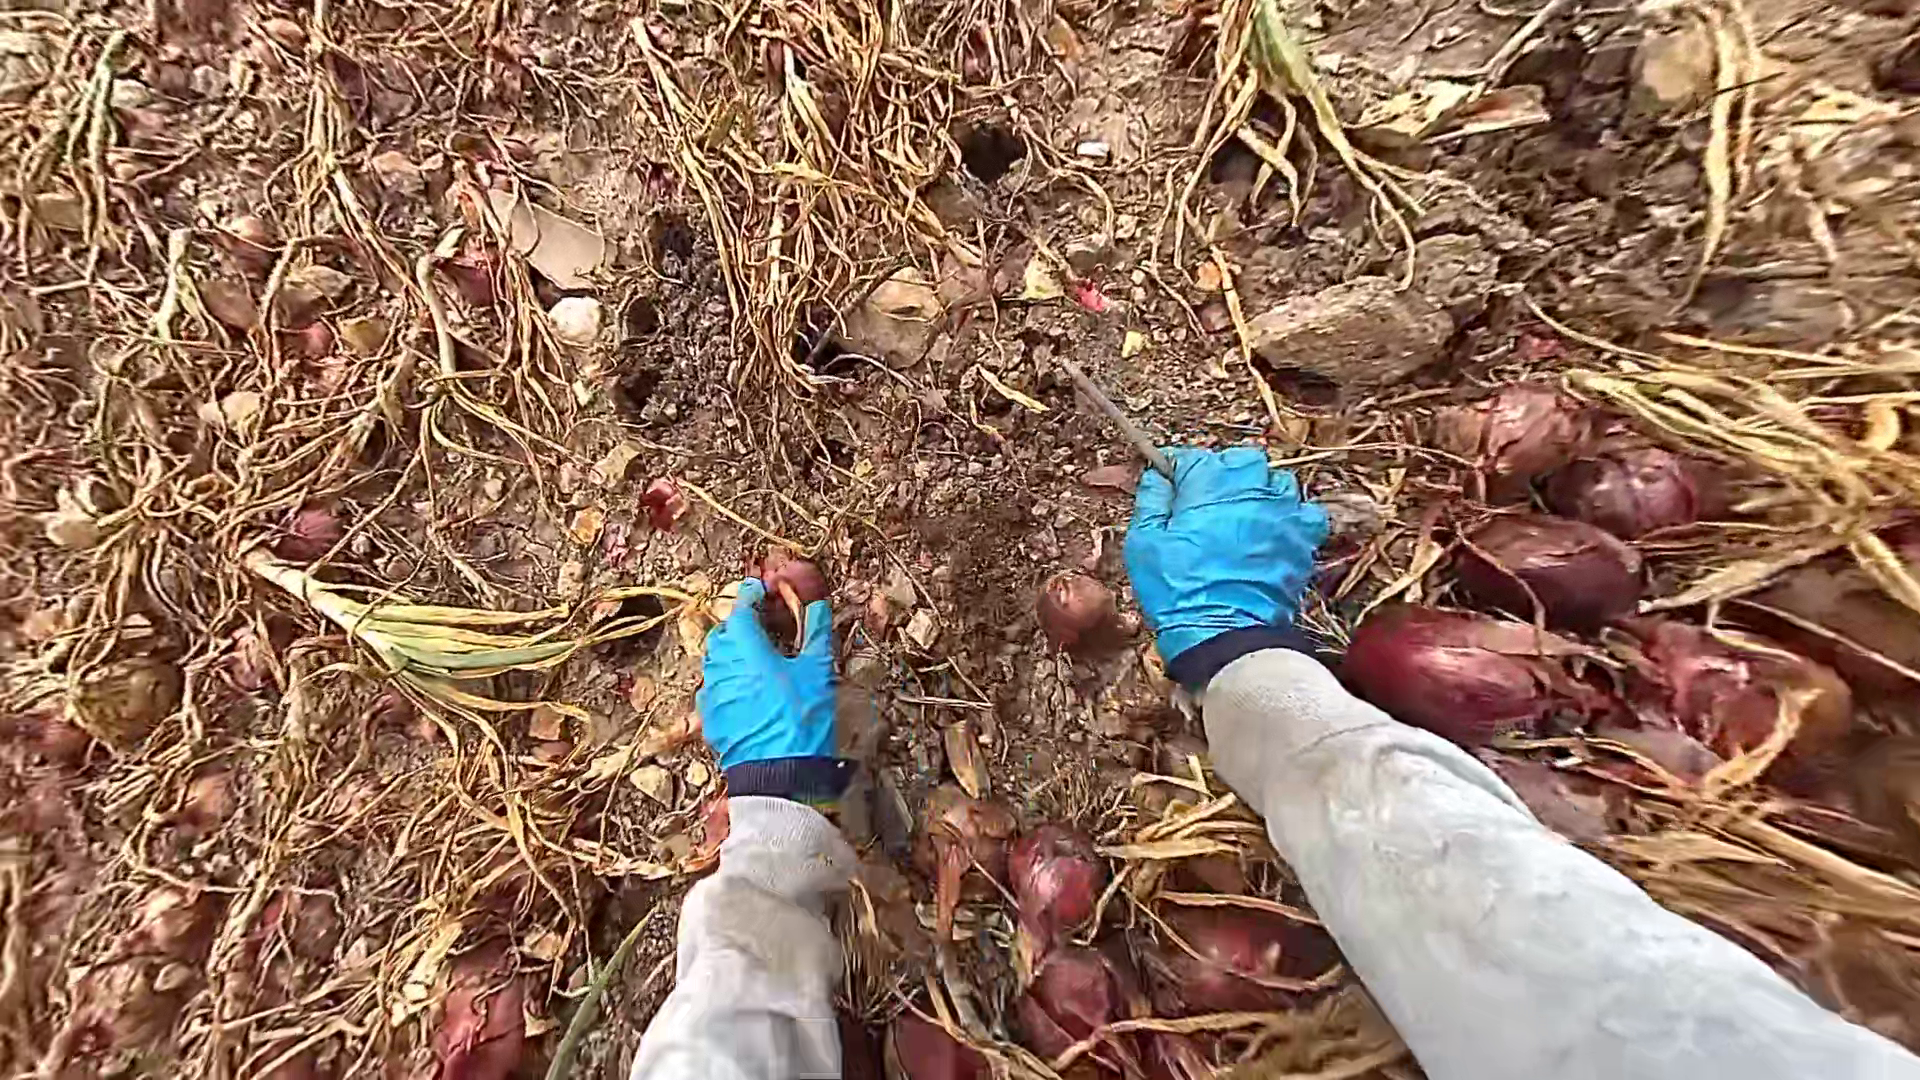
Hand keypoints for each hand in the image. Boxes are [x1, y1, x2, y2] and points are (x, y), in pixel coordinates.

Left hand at [696, 579, 835, 768]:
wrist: (781, 776)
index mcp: (746, 651)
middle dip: (741, 622)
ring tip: (758, 653)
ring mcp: (713, 695)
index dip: (750, 595)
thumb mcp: (817, 671)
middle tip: (764, 621)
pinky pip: (715, 685)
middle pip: (724, 633)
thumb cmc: (801, 720)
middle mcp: (722, 668)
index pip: (740, 610)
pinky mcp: (711, 718)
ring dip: (734, 648)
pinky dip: (729, 676)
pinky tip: (749, 685)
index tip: (760, 588)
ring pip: (716, 659)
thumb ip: (816, 632)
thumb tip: (818, 605)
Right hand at [1124, 446, 1326, 665]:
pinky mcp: (1303, 540)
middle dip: (1219, 473)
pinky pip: (1303, 512)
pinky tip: (1269, 532)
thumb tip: (1157, 476)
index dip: (1175, 470)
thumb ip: (1151, 501)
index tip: (1167, 484)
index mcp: (1210, 485)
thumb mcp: (1144, 542)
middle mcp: (1252, 490)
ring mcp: (1283, 513)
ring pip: (1274, 481)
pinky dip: (1287, 516)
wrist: (1223, 633)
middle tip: (1201, 501)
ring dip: (1255, 490)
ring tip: (1237, 515)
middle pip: (1238, 461)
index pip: (1193, 458)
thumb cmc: (1177, 588)